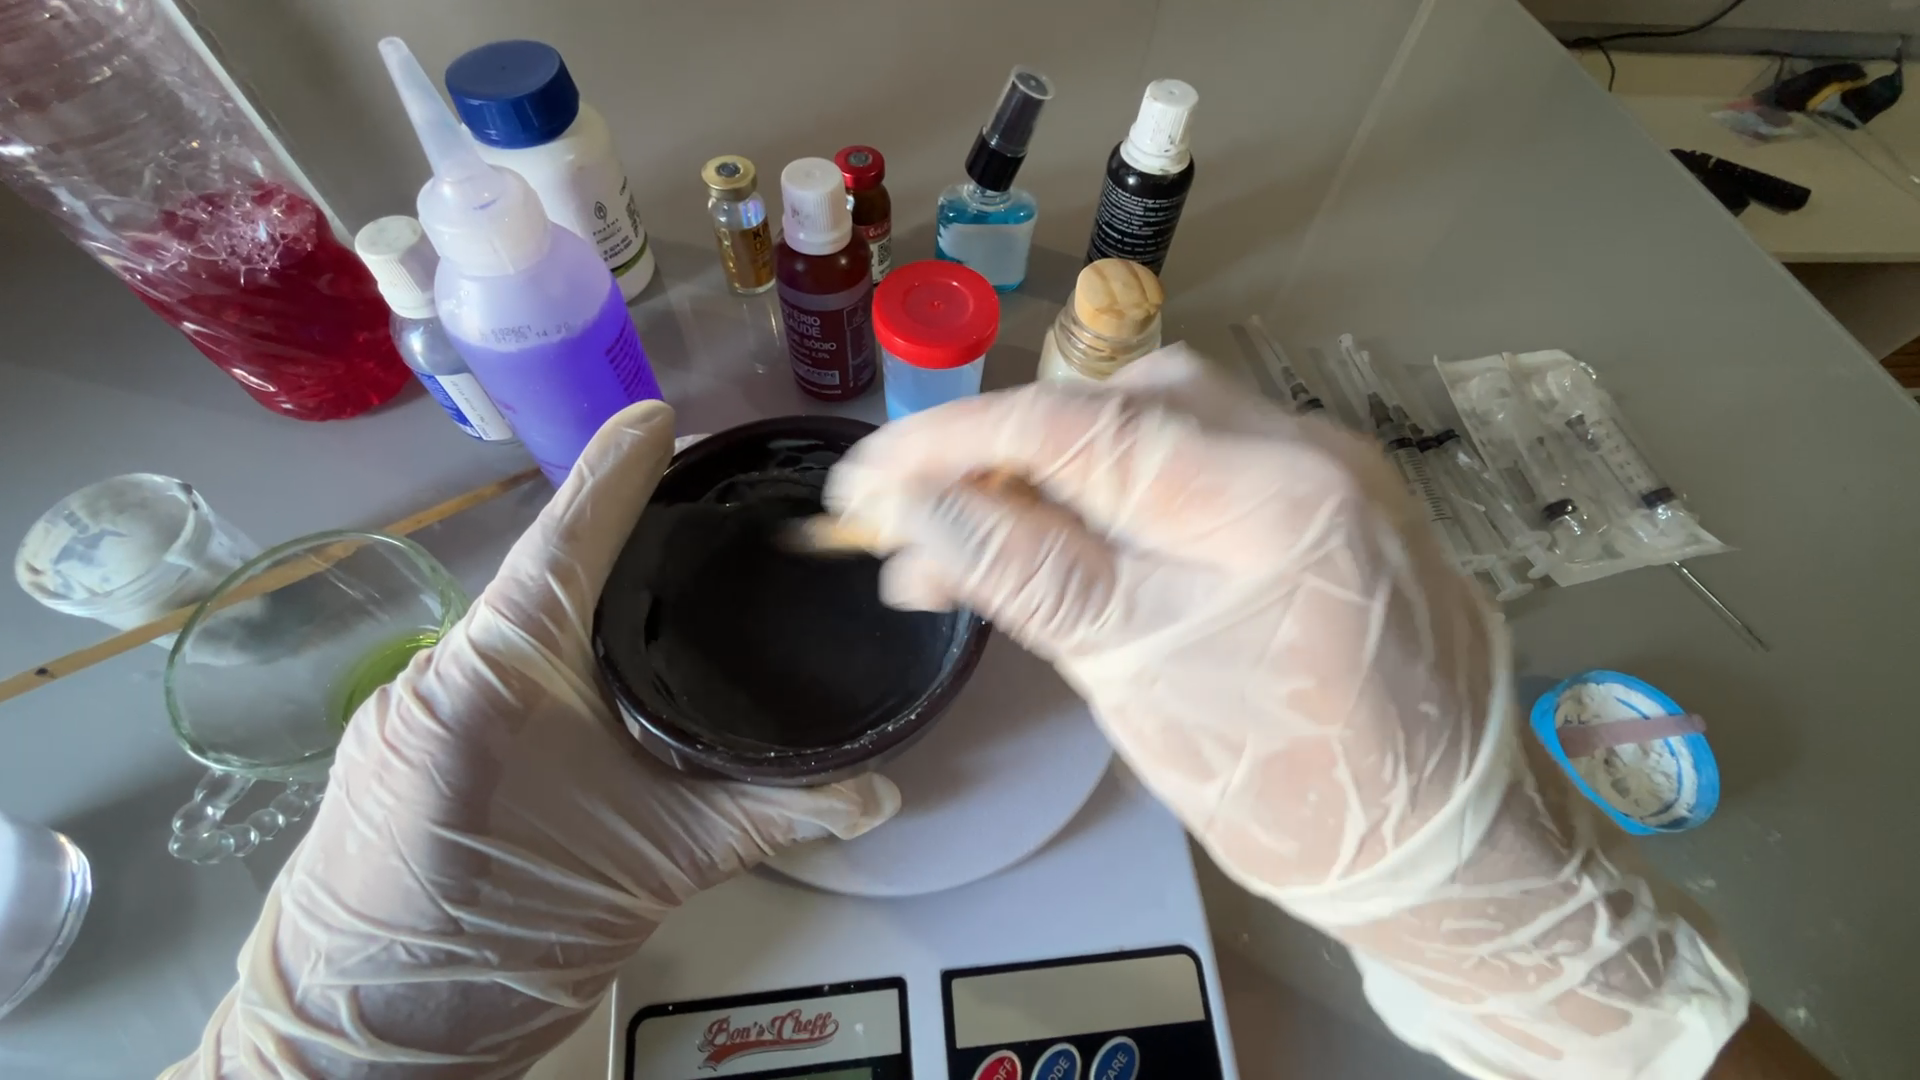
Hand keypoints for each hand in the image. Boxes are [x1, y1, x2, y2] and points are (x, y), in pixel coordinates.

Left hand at [167, 402, 899, 1078]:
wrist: (369, 1045)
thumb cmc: (505, 939)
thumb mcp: (657, 865)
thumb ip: (773, 813)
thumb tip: (882, 792)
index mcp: (501, 675)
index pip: (569, 542)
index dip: (616, 470)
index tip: (662, 415)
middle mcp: (457, 668)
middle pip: (551, 565)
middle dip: (621, 515)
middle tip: (703, 486)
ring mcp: (428, 698)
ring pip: (530, 612)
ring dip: (598, 573)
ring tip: (677, 547)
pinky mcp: (422, 733)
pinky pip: (510, 653)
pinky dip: (570, 626)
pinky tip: (619, 636)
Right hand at [829, 345, 1745, 1078]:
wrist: (1436, 835)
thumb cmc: (1282, 784)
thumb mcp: (1131, 679)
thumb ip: (1024, 574)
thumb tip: (912, 509)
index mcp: (1266, 499)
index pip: (1075, 431)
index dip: (953, 442)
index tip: (867, 472)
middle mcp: (1300, 447)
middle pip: (1107, 407)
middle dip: (994, 453)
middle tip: (914, 513)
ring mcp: (1316, 461)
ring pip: (1143, 424)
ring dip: (1045, 471)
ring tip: (977, 531)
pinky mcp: (1314, 490)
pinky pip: (1186, 458)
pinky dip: (1107, 487)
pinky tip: (1066, 530)